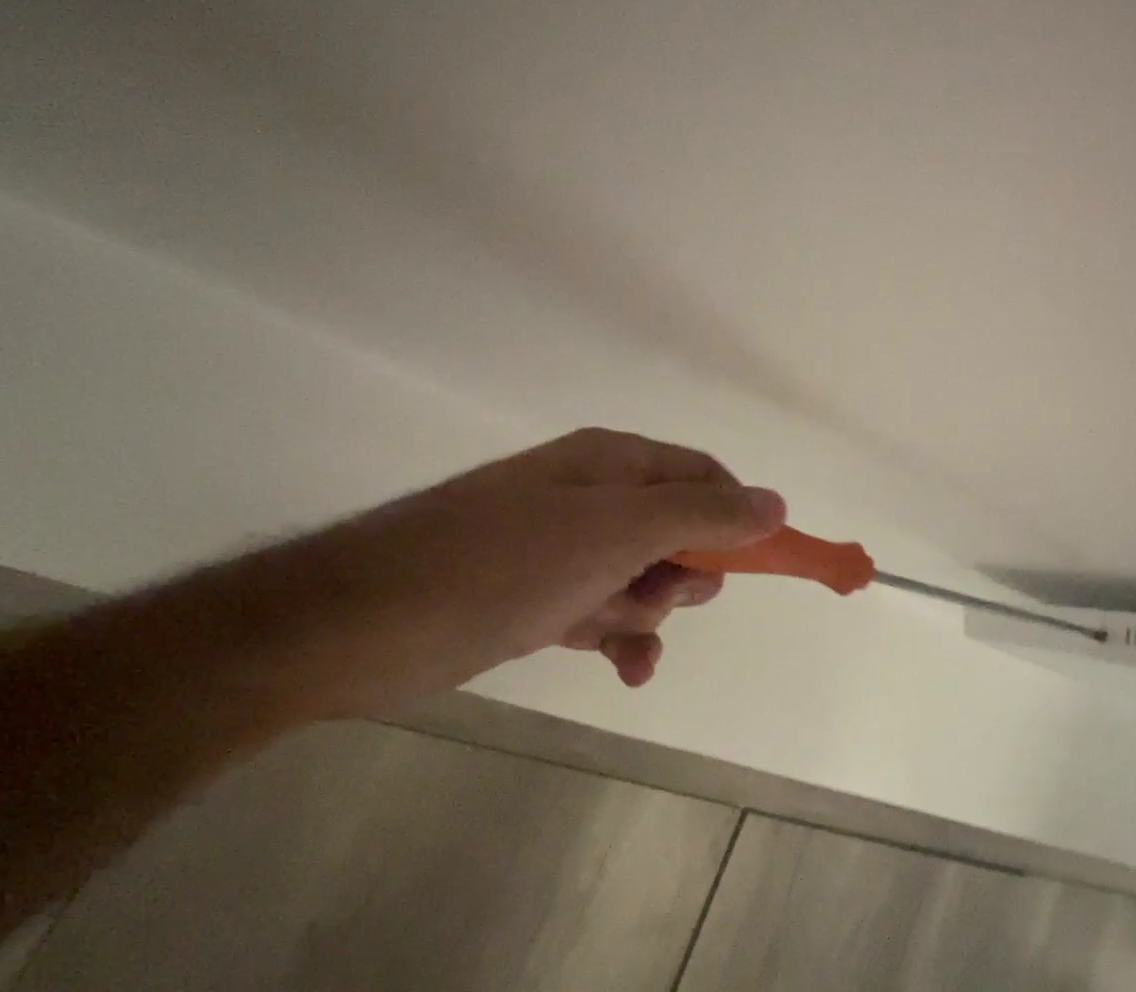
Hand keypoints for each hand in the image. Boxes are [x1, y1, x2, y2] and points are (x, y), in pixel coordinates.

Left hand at [219, 428, 785, 718]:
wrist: (359, 624)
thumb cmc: (502, 564)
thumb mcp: (616, 532)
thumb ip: (702, 514)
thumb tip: (776, 503)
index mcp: (612, 464)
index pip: (705, 477)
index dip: (739, 518)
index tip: (761, 563)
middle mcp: (591, 498)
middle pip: (679, 531)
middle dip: (686, 571)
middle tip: (664, 594)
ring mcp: (562, 550)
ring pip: (644, 580)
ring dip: (650, 613)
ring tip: (616, 634)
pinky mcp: (538, 598)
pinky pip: (606, 615)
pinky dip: (623, 641)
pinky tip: (631, 672)